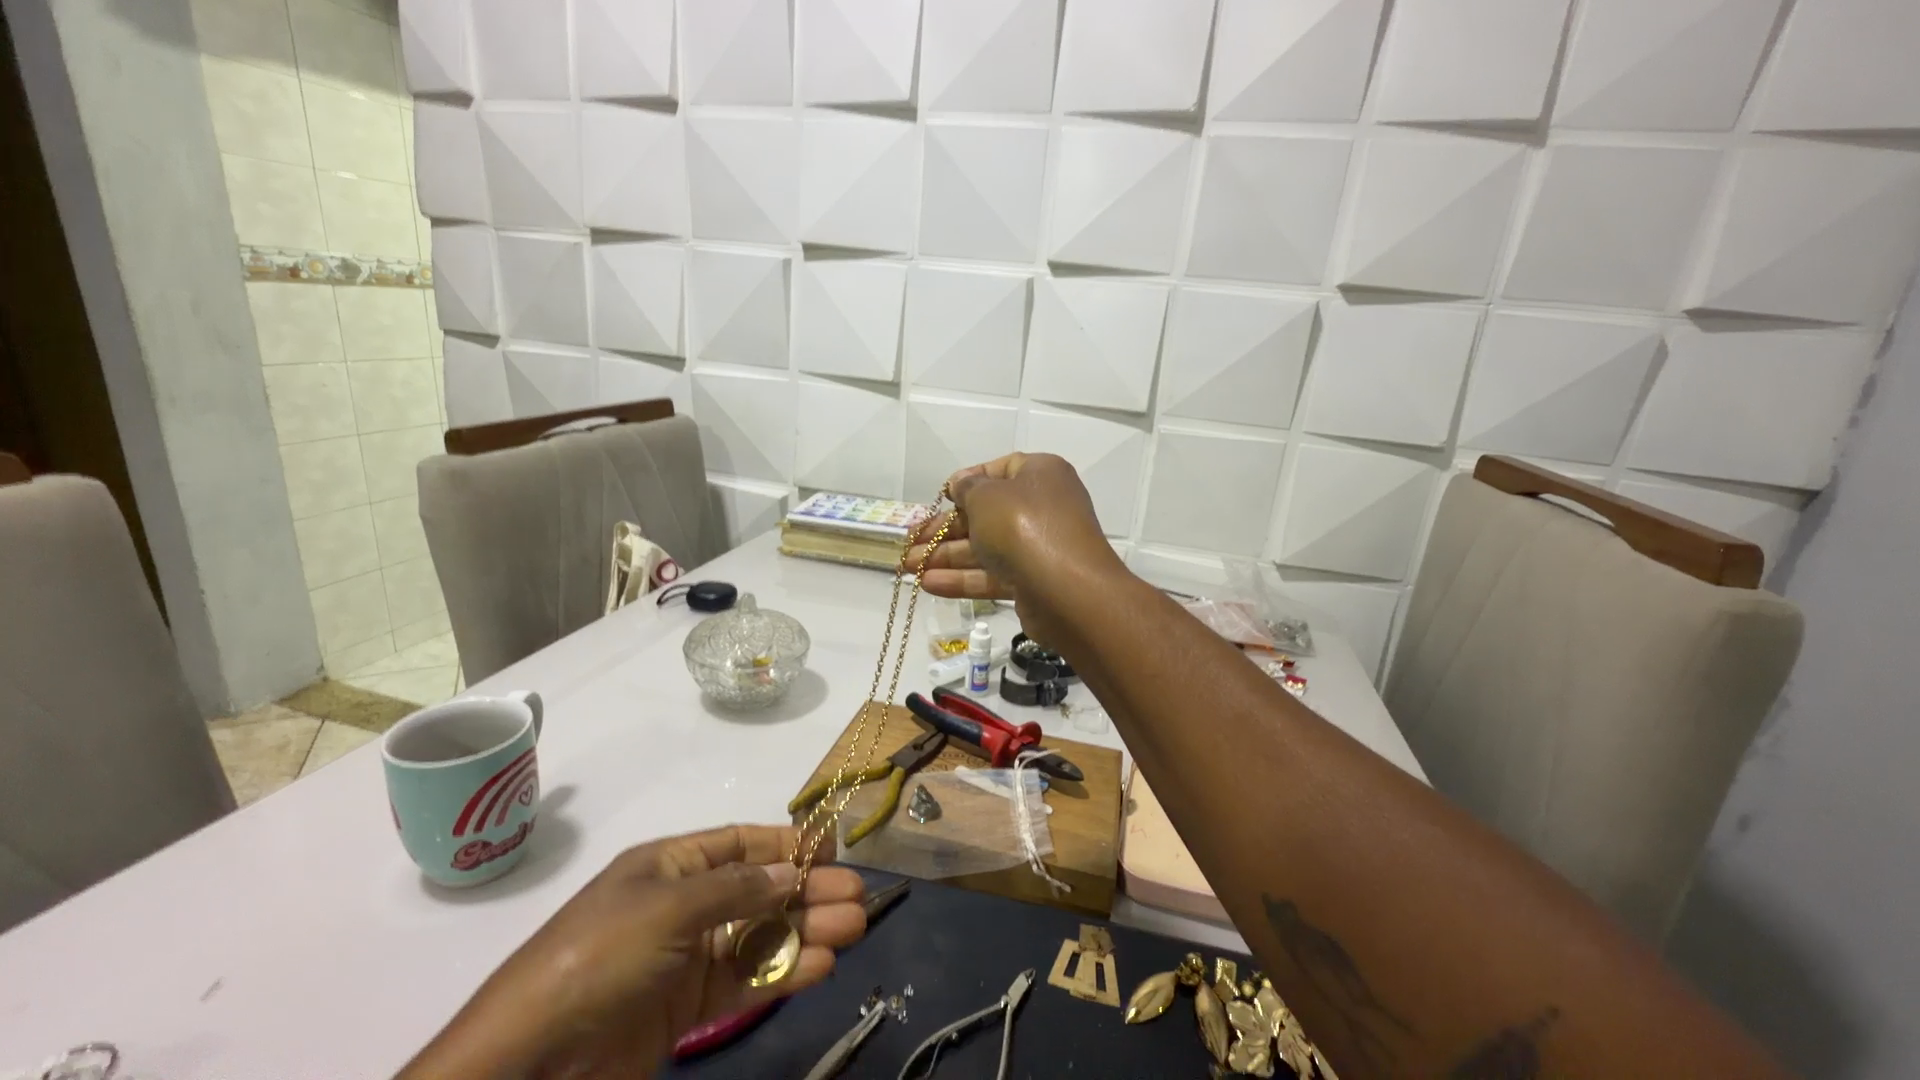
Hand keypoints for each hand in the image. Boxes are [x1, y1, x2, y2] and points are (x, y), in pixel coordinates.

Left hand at [398, 825, 865, 1079]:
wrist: (535, 1053)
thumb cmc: (600, 955)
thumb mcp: (667, 907)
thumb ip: (735, 889)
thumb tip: (792, 871)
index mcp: (670, 865)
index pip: (740, 844)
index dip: (787, 844)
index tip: (833, 849)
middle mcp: (684, 903)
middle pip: (760, 889)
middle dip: (809, 890)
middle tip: (858, 896)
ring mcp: (688, 955)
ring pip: (761, 934)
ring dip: (807, 930)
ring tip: (854, 929)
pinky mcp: (691, 1003)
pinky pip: (747, 977)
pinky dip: (784, 971)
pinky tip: (822, 965)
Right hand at [909, 454, 1124, 643]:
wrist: (1068, 591)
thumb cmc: (1024, 526)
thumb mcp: (987, 497)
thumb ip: (968, 488)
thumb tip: (960, 484)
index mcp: (1039, 475)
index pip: (999, 470)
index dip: (967, 482)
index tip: (941, 498)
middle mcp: (1042, 507)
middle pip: (985, 514)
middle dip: (944, 529)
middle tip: (910, 541)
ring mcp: (1038, 546)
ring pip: (985, 547)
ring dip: (945, 556)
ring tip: (907, 567)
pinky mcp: (1032, 581)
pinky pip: (992, 575)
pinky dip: (962, 579)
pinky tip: (927, 584)